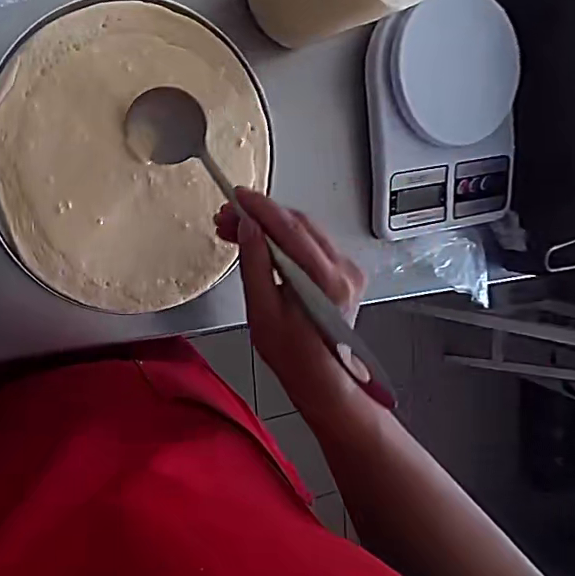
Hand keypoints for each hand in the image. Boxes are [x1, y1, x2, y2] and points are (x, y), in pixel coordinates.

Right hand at [215, 188, 367, 413]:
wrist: (323, 378)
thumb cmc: (291, 353)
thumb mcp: (262, 309)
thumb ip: (255, 264)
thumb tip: (249, 228)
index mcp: (324, 279)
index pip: (288, 228)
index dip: (260, 207)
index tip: (236, 197)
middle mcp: (343, 269)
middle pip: (298, 225)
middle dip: (260, 215)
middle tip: (227, 216)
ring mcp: (347, 270)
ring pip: (305, 231)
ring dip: (270, 225)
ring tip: (236, 229)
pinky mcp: (344, 273)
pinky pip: (311, 244)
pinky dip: (284, 237)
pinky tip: (260, 242)